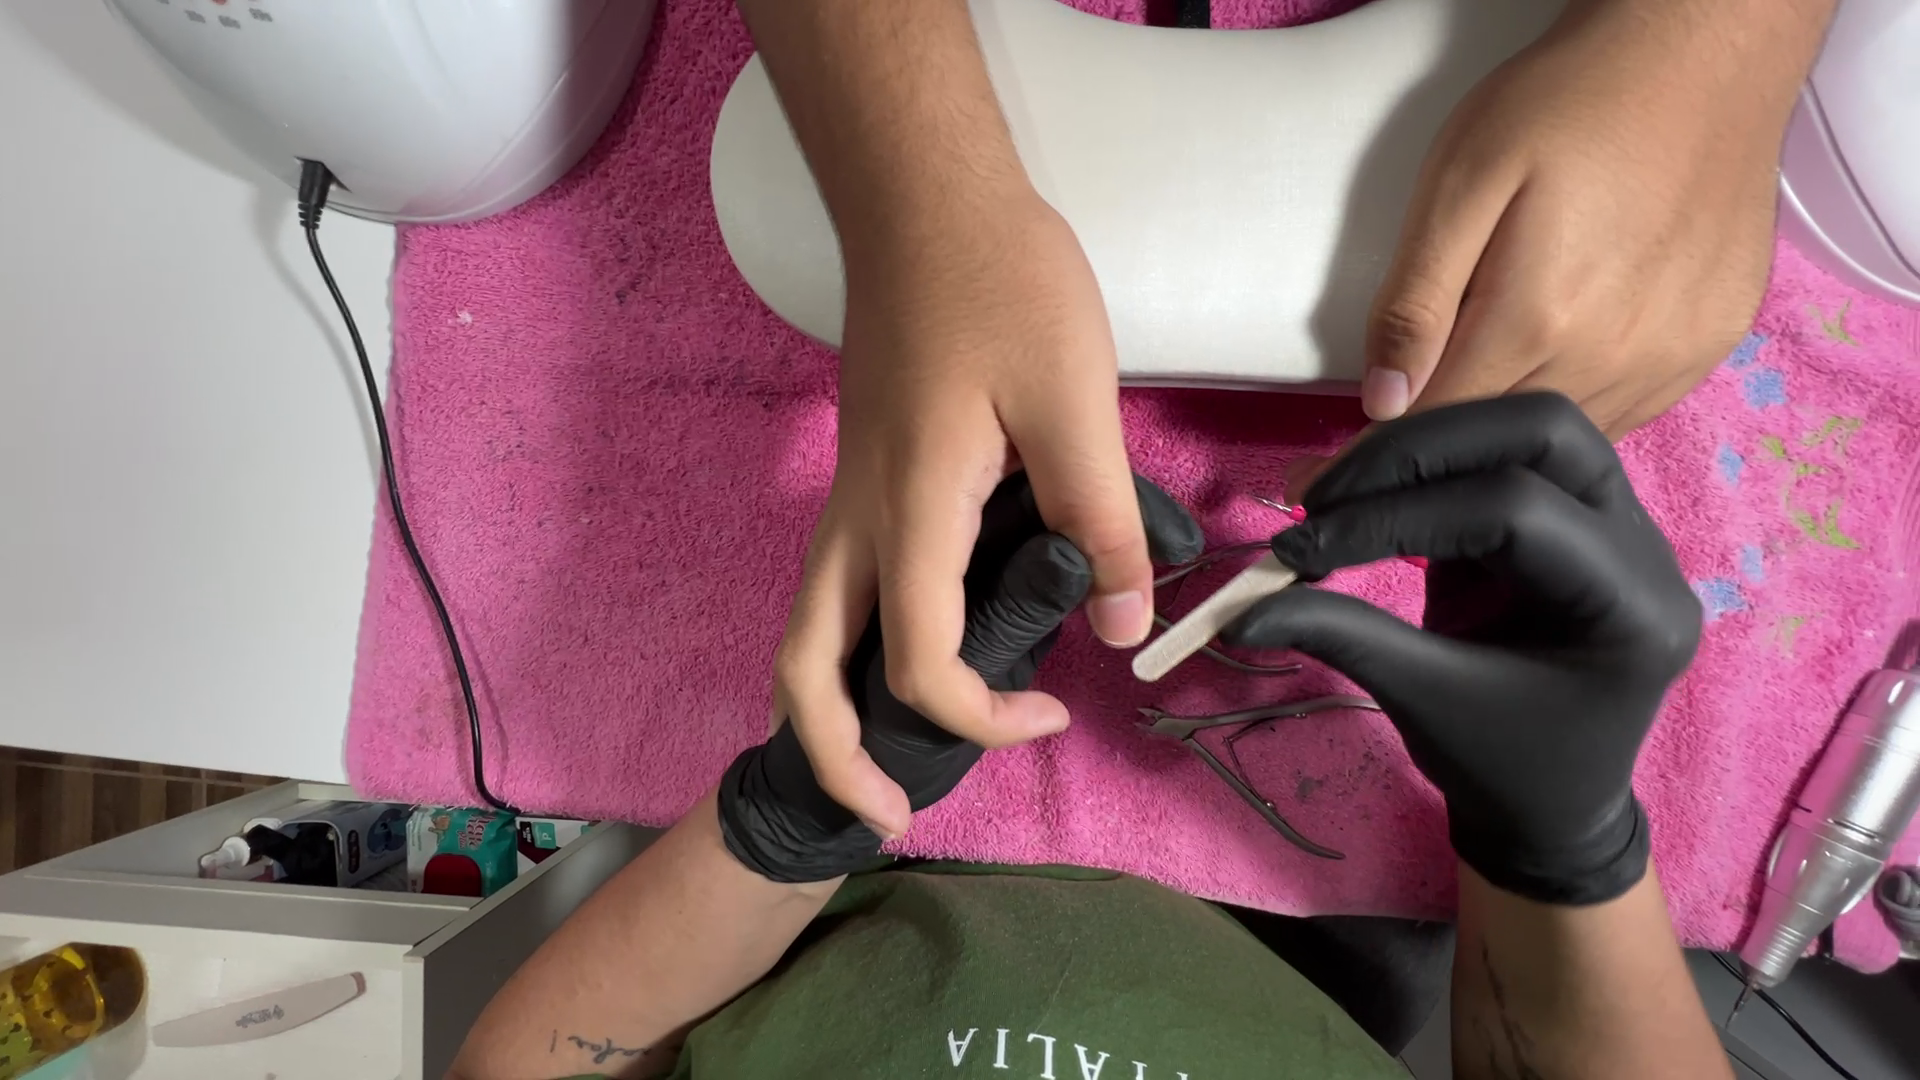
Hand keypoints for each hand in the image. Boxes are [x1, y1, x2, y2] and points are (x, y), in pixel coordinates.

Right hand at [778, 193, 1155, 839]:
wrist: (924, 207)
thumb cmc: (999, 286)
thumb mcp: (1073, 400)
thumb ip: (1098, 518)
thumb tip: (1119, 623)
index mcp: (910, 514)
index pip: (920, 665)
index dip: (983, 718)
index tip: (1053, 710)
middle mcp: (856, 525)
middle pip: (802, 669)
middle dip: (834, 757)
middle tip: (886, 810)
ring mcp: (848, 505)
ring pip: (809, 633)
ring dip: (836, 707)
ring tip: (892, 751)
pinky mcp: (863, 484)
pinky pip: (840, 594)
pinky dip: (857, 652)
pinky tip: (910, 652)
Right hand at [1225, 393, 1701, 903]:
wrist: (1544, 793)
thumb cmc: (1501, 760)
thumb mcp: (1420, 700)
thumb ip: (1337, 635)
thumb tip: (1237, 614)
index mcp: (1629, 604)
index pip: (1511, 511)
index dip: (1390, 519)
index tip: (1298, 553)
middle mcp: (1637, 542)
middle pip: (1537, 430)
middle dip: (1414, 451)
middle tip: (1323, 499)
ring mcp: (1605, 520)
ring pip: (1518, 425)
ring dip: (1415, 447)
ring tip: (1335, 495)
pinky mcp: (1554, 515)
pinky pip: (1490, 454)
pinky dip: (1416, 466)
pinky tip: (1360, 502)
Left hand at [1360, 0, 1827, 436]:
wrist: (1707, 42)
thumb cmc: (1563, 107)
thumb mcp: (1454, 193)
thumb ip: (1413, 305)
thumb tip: (1382, 401)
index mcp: (1537, 321)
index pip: (1434, 424)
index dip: (1377, 449)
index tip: (1333, 464)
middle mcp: (1612, 354)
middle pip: (1491, 438)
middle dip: (1431, 444)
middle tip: (1391, 427)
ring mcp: (1672, 355)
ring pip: (1553, 439)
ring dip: (1496, 434)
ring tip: (1462, 397)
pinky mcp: (1708, 342)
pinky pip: (1618, 416)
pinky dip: (1561, 416)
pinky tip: (1532, 383)